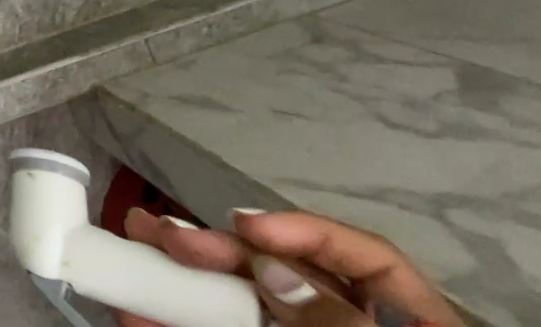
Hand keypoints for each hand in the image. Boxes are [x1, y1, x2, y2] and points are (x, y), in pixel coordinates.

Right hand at [116, 209, 462, 326]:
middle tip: (161, 231)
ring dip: (180, 273)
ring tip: (133, 241)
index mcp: (407, 322)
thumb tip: (271, 267)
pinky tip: (134, 309)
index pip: (366, 257)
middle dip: (217, 248)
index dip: (304, 231)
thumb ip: (337, 322)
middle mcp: (349, 324)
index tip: (244, 223)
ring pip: (238, 300)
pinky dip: (169, 318)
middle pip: (283, 273)